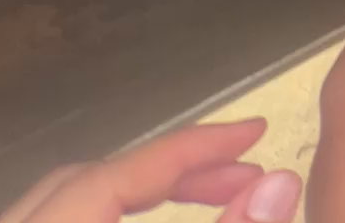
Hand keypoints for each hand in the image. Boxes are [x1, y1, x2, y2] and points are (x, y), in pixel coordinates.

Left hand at [0, 119, 301, 222]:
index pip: (110, 178)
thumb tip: (281, 182)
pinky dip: (120, 211)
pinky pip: (62, 220)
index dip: (190, 147)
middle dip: (177, 167)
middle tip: (247, 170)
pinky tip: (167, 218)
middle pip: (83, 182)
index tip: (258, 130)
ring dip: (154, 188)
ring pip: (68, 202)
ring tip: (224, 192)